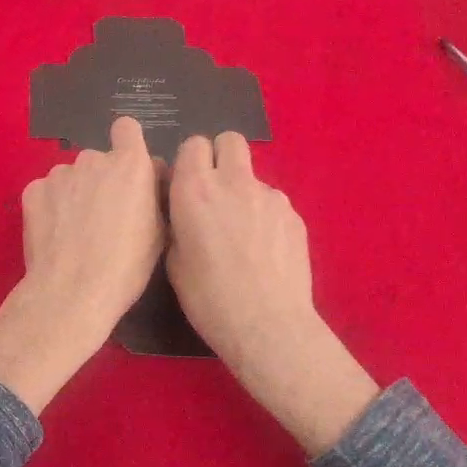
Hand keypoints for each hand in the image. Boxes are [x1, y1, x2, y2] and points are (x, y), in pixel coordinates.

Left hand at [0, 116, 164, 412]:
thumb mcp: (159, 232)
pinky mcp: (32, 191)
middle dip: (101, 180)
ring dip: (75, 193)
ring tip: (75, 230)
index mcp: (130, 165)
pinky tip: (54, 234)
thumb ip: (154, 194)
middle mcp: (92, 159)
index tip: (127, 166)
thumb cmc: (126, 265)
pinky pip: (46, 191)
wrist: (72, 291)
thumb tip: (150, 175)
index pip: (127, 128)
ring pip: (70, 177)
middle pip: (98, 160)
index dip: (127, 143)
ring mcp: (58, 173)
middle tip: (103, 215)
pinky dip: (50, 206)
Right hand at [167, 132, 379, 455]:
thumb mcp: (172, 259)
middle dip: (220, 156)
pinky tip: (263, 250)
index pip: (193, 144)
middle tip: (215, 190)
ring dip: (243, 191)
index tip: (187, 184)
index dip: (190, 161)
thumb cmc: (208, 298)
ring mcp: (269, 196)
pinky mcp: (294, 215)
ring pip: (253, 175)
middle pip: (230, 140)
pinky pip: (273, 203)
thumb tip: (181, 208)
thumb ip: (176, 221)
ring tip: (242, 232)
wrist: (267, 326)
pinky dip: (265, 216)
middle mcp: (233, 182)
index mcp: (194, 189)